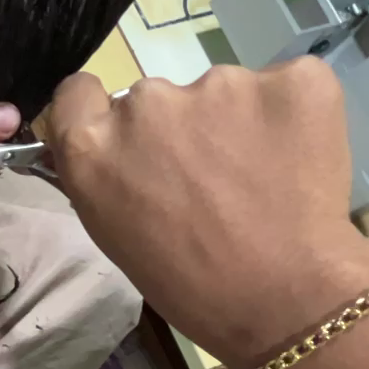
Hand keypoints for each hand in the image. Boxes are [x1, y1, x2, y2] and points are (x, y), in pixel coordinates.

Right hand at [43, 59, 368, 366]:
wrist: (277, 291)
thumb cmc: (178, 277)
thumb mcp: (109, 228)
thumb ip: (100, 172)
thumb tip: (107, 146)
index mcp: (93, 143)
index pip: (76, 93)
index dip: (94, 110)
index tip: (118, 136)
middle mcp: (146, 101)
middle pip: (149, 98)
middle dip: (168, 128)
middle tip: (197, 179)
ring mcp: (221, 81)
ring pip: (216, 93)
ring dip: (226, 123)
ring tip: (250, 178)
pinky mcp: (292, 77)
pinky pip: (279, 87)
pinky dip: (282, 117)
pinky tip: (289, 161)